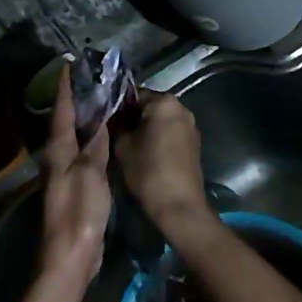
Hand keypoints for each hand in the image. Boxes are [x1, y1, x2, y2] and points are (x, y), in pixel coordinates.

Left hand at [40, 64, 110, 283]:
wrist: (71, 256)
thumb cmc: (78, 210)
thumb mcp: (90, 173)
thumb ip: (95, 146)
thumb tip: (99, 120)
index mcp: (58, 148)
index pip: (62, 108)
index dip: (65, 86)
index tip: (68, 64)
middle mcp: (58, 155)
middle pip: (66, 120)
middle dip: (76, 98)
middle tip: (92, 78)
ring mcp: (66, 172)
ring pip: (75, 136)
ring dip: (85, 118)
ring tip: (102, 100)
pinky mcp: (76, 187)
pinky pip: (83, 153)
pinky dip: (93, 139)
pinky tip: (105, 137)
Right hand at [116, 93, 212, 231]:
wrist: (179, 207)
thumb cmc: (148, 170)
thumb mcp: (122, 144)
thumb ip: (116, 123)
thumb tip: (112, 116)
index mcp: (164, 102)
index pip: (133, 94)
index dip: (117, 106)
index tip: (106, 119)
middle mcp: (182, 108)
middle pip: (149, 105)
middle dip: (132, 116)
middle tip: (115, 131)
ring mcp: (191, 126)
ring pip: (160, 119)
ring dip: (145, 128)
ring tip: (129, 143)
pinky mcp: (194, 144)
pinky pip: (170, 132)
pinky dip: (157, 137)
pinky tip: (146, 153)